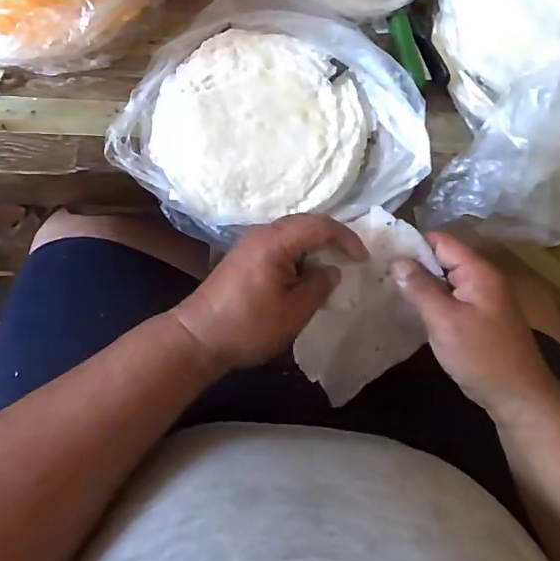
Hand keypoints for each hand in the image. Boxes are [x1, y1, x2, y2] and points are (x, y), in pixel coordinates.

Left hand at [169, 214, 366, 371]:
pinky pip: (279, 243)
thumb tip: (331, 270)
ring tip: (332, 263)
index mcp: (276, 241)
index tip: (363, 258)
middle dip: (332, 236)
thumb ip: (319, 286)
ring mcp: (250, 243)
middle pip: (305, 222)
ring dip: (314, 243)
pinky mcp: (243, 256)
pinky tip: (305, 271)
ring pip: (292, 232)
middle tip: (351, 256)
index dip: (346, 238)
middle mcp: (262, 233)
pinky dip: (298, 251)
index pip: (320, 225)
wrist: (197, 337)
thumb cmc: (248, 325)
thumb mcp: (294, 311)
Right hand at [394, 232, 559, 421]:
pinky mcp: (481, 317)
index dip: (413, 244)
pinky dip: (434, 301)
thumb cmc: (481, 356)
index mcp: (478, 271)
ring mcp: (483, 298)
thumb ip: (420, 288)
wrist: (518, 397)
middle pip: (444, 258)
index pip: (442, 241)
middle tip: (382, 274)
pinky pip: (452, 298)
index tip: (384, 254)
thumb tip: (397, 259)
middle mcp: (483, 278)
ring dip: (423, 284)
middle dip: (415, 264)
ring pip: (446, 280)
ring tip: (390, 290)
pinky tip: (413, 311)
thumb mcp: (444, 321)